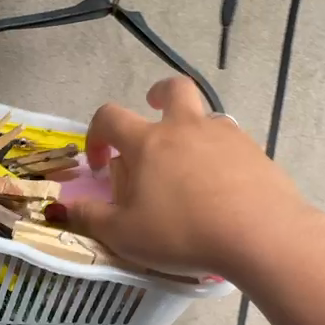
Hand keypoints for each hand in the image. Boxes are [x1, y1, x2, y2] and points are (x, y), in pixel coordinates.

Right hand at [56, 77, 323, 276]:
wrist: (259, 233)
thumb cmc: (181, 232)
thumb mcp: (124, 234)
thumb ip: (91, 218)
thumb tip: (66, 206)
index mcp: (147, 142)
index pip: (110, 117)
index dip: (97, 134)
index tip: (100, 163)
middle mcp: (185, 128)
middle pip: (173, 89)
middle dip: (158, 95)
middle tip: (153, 112)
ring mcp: (225, 136)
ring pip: (205, 117)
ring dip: (192, 130)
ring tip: (188, 166)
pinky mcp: (255, 152)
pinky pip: (231, 144)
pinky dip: (220, 156)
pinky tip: (221, 187)